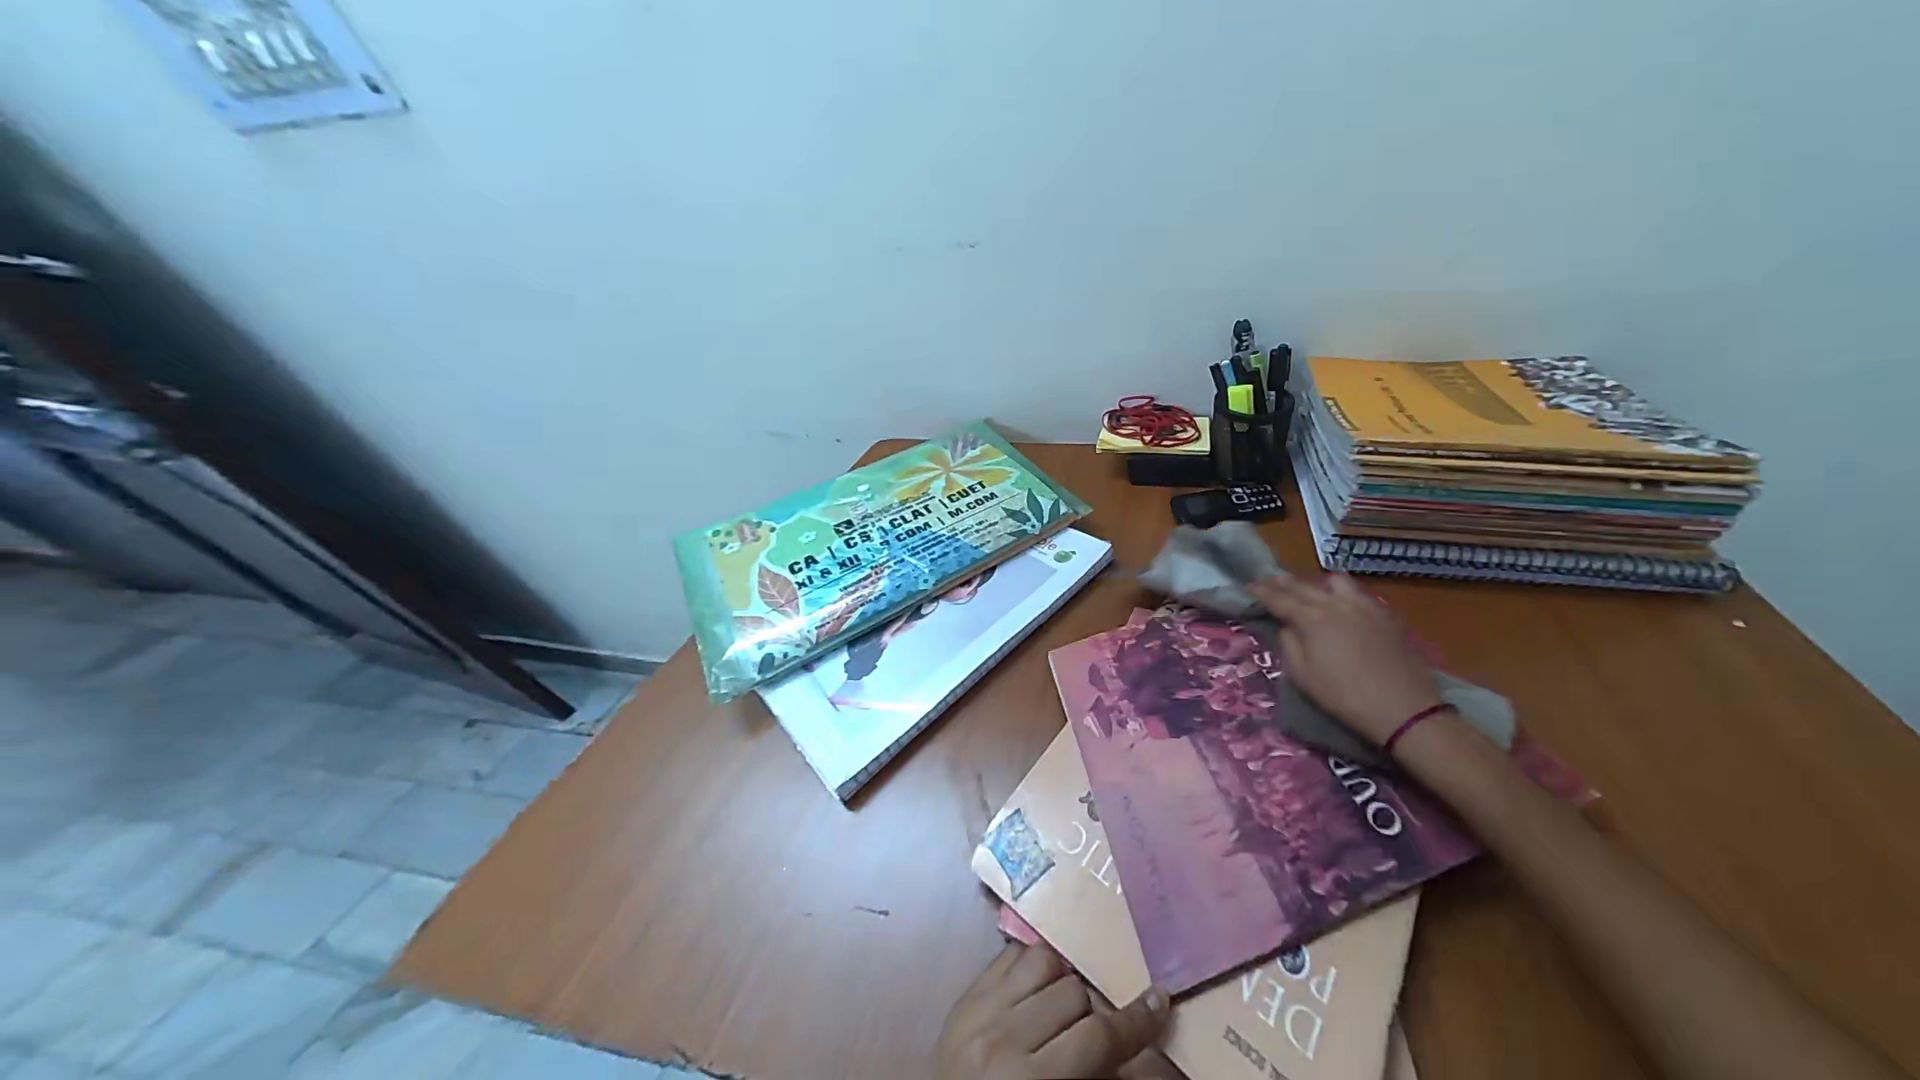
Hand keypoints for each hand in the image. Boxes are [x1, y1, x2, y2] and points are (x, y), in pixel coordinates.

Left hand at [936, 943, 1168, 1079]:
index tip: (1160, 1001)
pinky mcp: (964, 996)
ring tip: (1063, 1003)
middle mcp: (1003, 1037)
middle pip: (1073, 993)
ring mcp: (978, 1010)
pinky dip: (1031, 965)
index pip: (1098, 1037)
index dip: (1136, 1020)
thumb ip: (1100, 1074)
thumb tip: (1140, 1046)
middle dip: (1091, 1007)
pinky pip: (1009, 957)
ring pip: (1042, 961)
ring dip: (1061, 978)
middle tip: (1095, 1024)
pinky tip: (1038, 985)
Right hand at [1249, 574, 1444, 744]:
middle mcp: (1337, 603)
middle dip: (1283, 583)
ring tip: (1311, 592)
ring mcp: (1365, 605)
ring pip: (1335, 581)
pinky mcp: (1386, 614)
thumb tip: (1287, 627)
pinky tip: (1342, 606)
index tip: (1249, 586)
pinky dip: (1343, 594)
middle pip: (1304, 585)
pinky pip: (1359, 593)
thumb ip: (1289, 644)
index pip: (1279, 598)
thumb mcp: (1302, 676)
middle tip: (1268, 582)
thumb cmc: (1344, 696)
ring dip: (1317, 583)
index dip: (1261, 591)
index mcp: (1312, 619)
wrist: (1403, 708)